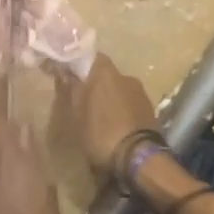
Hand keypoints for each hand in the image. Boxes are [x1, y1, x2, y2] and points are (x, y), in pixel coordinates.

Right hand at [61, 54, 157, 176]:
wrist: (138, 156)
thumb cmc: (101, 132)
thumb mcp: (78, 113)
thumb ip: (71, 88)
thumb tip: (63, 70)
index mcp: (106, 73)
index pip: (92, 57)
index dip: (81, 65)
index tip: (72, 75)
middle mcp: (126, 76)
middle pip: (107, 75)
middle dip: (96, 85)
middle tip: (84, 100)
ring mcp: (141, 93)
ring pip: (120, 89)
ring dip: (110, 98)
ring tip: (101, 117)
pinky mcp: (150, 109)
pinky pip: (130, 103)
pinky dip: (122, 110)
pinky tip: (116, 125)